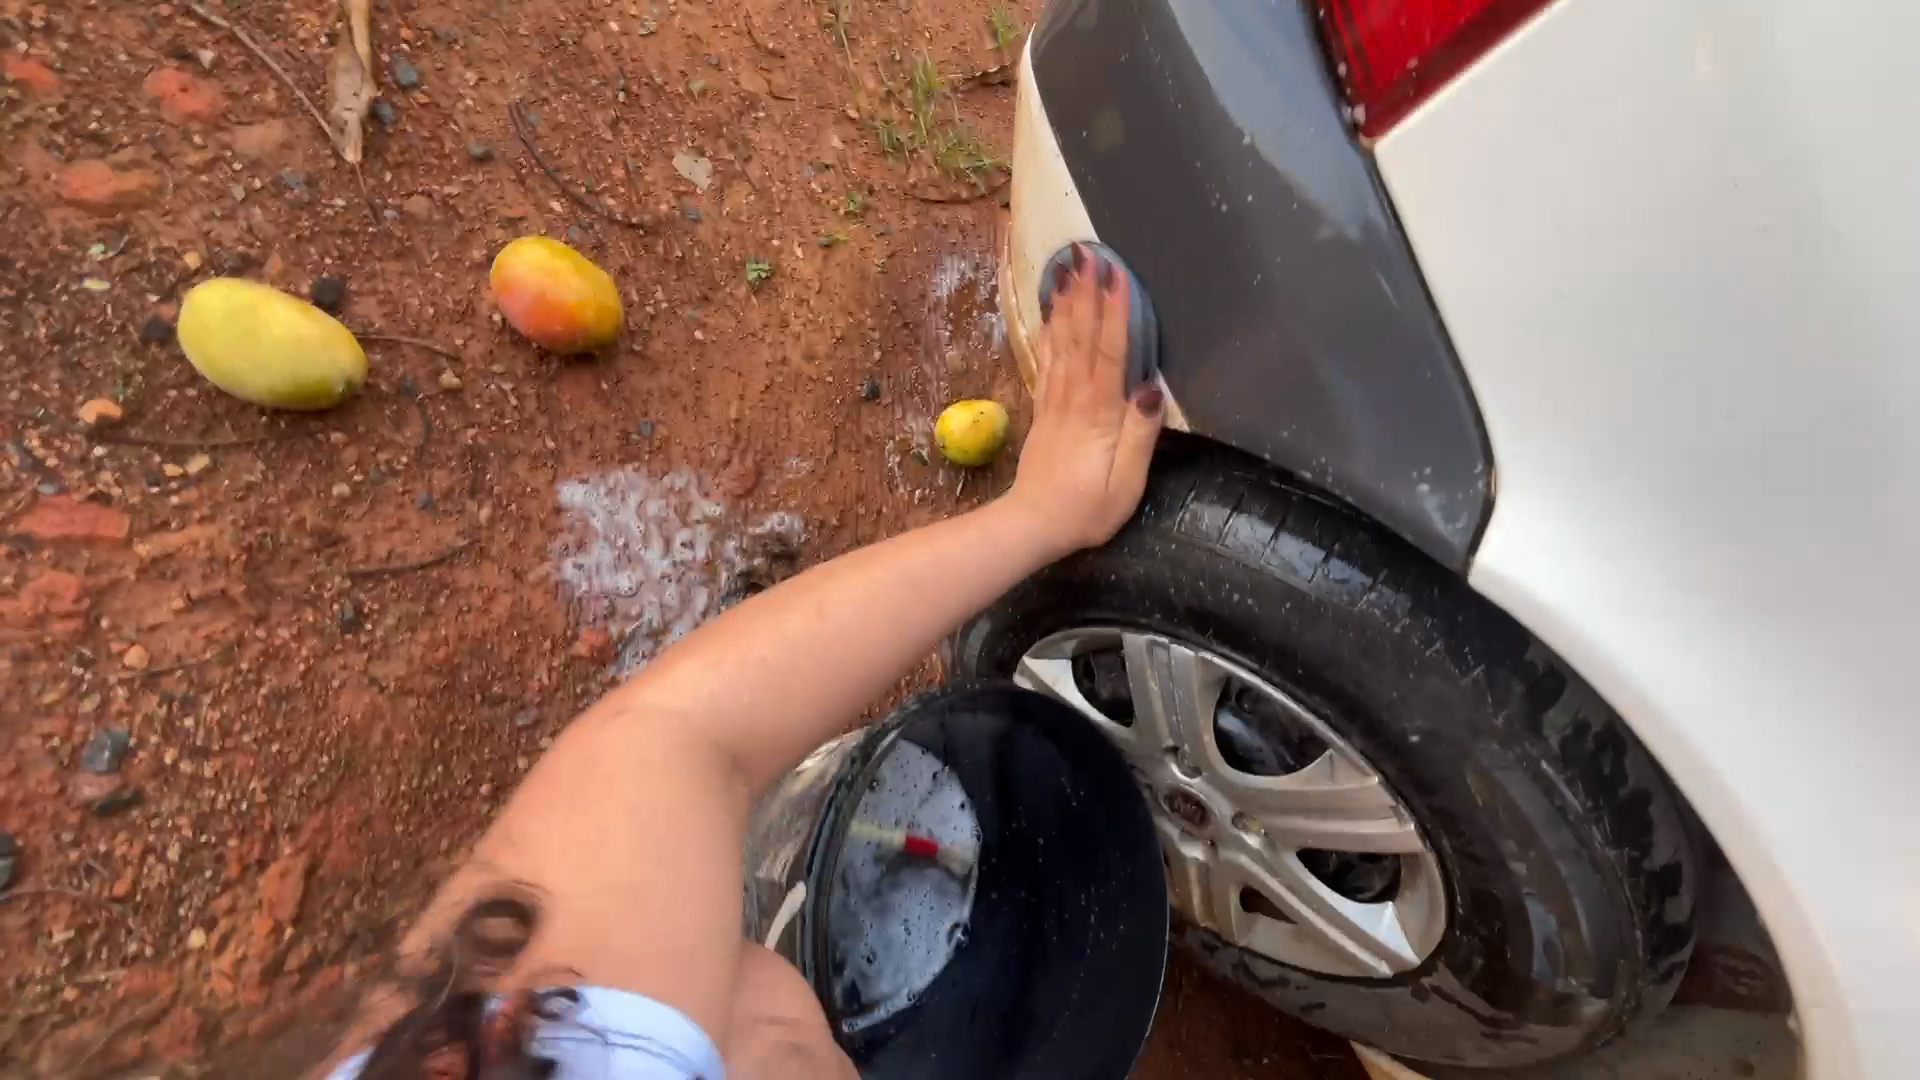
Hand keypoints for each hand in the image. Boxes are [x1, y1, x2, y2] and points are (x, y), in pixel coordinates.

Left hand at [1005, 243, 1164, 556]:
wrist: (1032, 525)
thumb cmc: (1086, 510)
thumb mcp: (1124, 484)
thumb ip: (1138, 436)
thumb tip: (1150, 389)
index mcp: (1098, 416)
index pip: (1109, 356)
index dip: (1115, 315)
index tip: (1118, 275)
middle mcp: (1073, 401)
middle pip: (1081, 341)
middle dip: (1086, 296)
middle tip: (1087, 254)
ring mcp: (1054, 404)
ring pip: (1061, 347)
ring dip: (1067, 307)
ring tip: (1068, 271)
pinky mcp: (1043, 412)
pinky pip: (1046, 364)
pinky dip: (1048, 335)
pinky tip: (1050, 315)